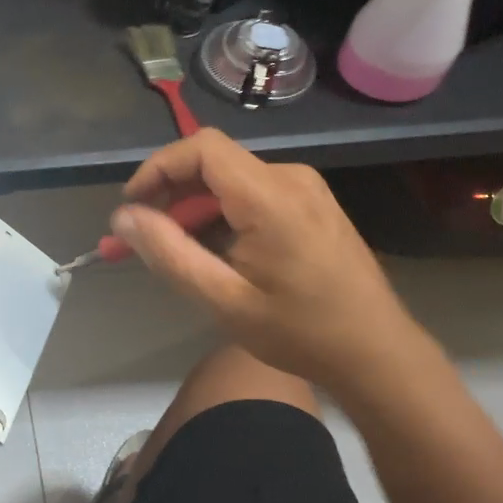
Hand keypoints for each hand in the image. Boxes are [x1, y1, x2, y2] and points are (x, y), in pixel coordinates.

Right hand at [111, 130, 438, 393]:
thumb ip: (169, 253)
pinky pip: (250, 196)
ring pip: (228, 183)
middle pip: (212, 165)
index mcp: (270, 197)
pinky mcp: (311, 207)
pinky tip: (206, 253)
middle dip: (165, 198)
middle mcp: (290, 180)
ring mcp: (306, 191)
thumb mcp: (224, 300)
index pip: (202, 148)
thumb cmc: (301, 332)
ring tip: (164, 252)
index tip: (131, 207)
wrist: (379, 355)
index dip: (158, 168)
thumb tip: (123, 217)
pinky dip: (218, 217)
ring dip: (189, 211)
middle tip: (131, 241)